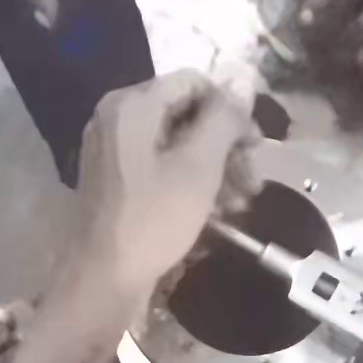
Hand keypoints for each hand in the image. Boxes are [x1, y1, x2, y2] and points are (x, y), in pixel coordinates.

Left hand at [72, 70, 255, 298]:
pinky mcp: (117, 182)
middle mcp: (118, 118)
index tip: (256, 150)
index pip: (194, 83)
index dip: (232, 112)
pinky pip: (161, 169)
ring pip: (177, 146)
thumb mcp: (198, 168)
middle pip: (186, 116)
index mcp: (133, 105)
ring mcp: (114, 151)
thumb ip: (223, 121)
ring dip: (215, 171)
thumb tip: (242, 86)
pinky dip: (191, 184)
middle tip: (252, 185)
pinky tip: (214, 212)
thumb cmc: (154, 221)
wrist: (105, 278)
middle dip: (226, 148)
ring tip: (239, 205)